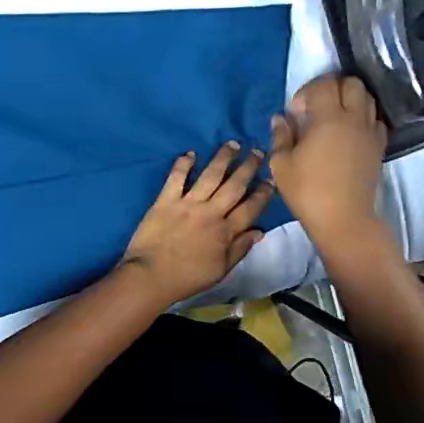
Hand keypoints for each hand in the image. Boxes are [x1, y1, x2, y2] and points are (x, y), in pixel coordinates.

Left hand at [118, 142, 272, 306]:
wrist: (151, 276)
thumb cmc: (187, 278)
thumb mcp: (220, 270)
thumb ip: (240, 249)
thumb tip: (259, 231)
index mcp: (226, 231)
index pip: (251, 207)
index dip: (263, 192)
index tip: (272, 178)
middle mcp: (210, 212)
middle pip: (234, 185)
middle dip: (248, 167)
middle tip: (258, 151)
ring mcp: (187, 204)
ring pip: (210, 175)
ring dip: (222, 158)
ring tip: (232, 144)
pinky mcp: (165, 201)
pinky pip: (176, 178)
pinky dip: (183, 164)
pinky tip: (190, 154)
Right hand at [268, 73, 387, 242]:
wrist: (342, 217)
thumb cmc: (307, 191)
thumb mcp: (281, 164)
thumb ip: (281, 136)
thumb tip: (281, 119)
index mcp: (329, 118)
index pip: (324, 85)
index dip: (307, 91)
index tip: (296, 111)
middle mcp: (354, 118)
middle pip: (352, 83)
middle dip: (332, 87)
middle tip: (315, 106)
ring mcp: (370, 132)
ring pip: (367, 98)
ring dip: (349, 100)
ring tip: (332, 118)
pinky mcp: (379, 146)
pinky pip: (375, 120)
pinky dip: (363, 118)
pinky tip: (348, 134)